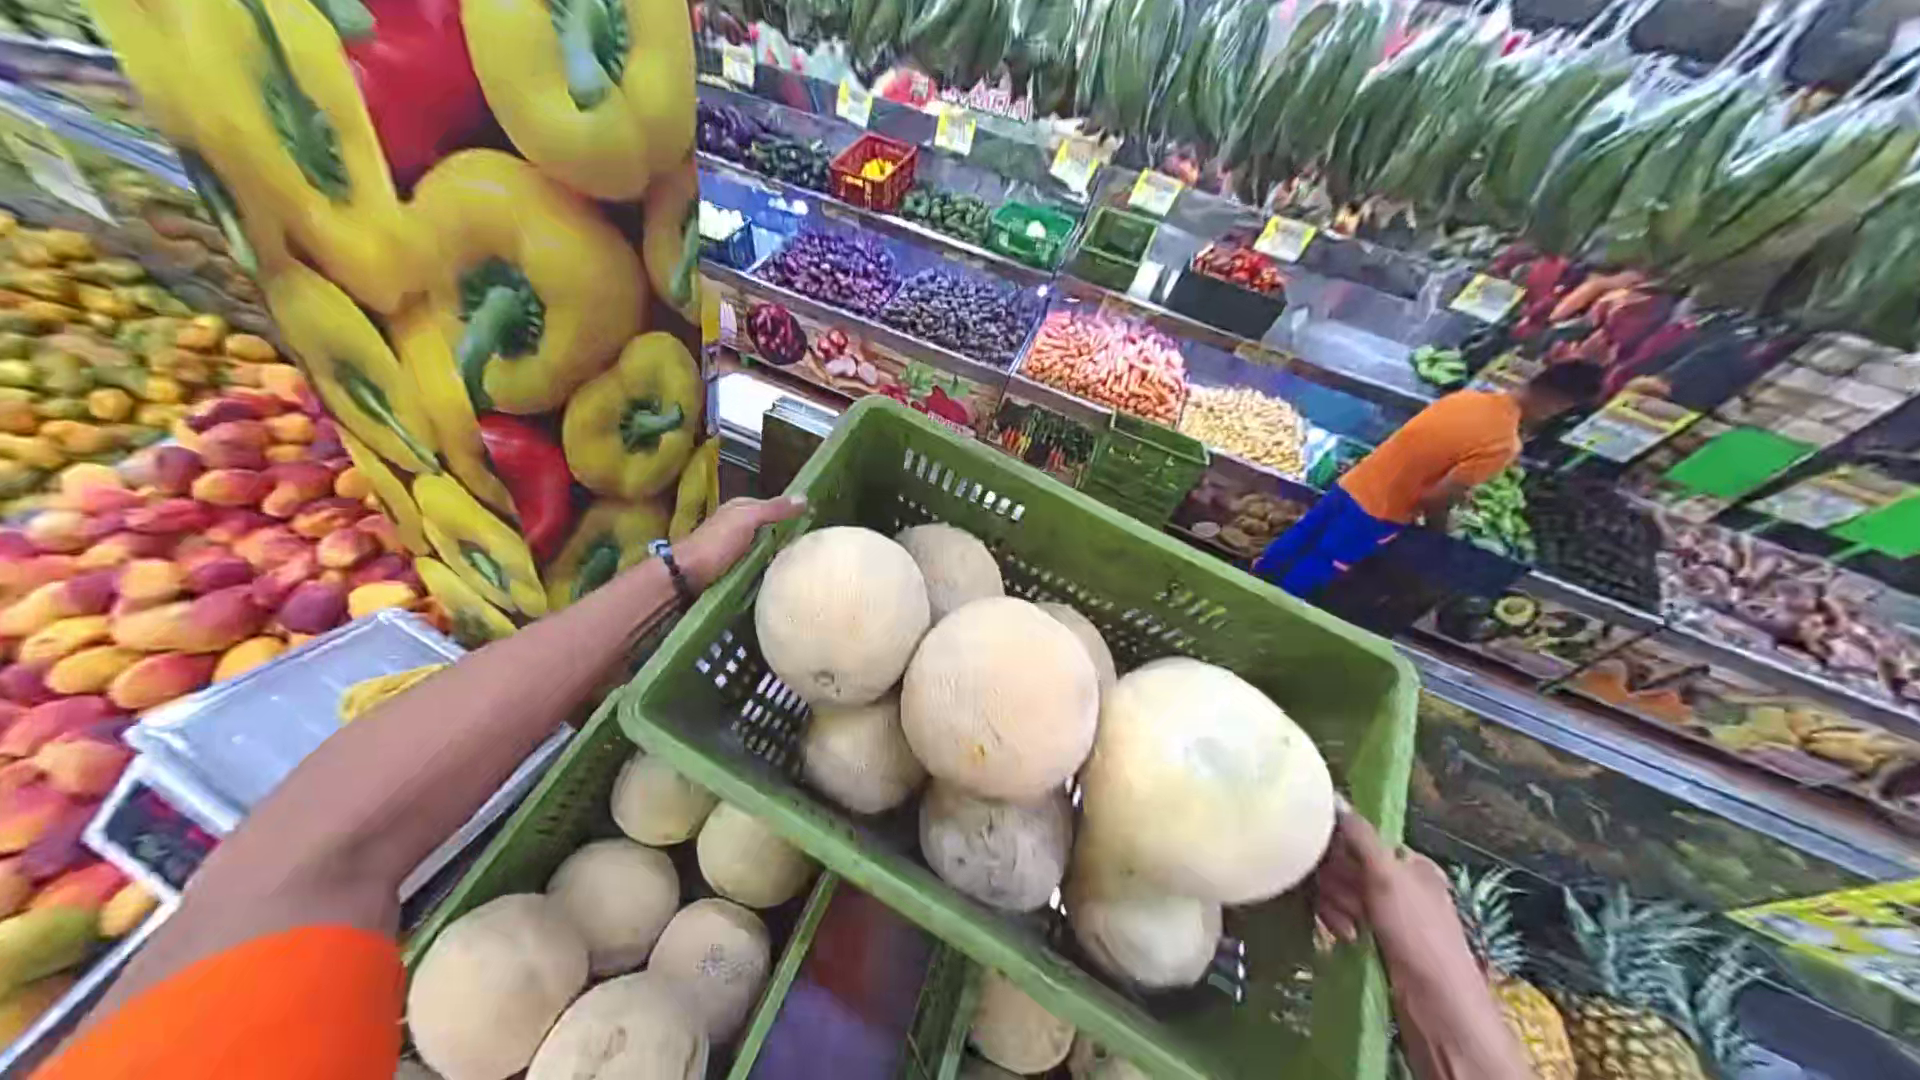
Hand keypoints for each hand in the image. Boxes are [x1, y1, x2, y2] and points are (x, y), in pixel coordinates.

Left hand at [675, 495, 806, 588]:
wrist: (687, 576)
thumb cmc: (717, 543)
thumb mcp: (747, 519)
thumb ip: (774, 509)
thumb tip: (805, 497)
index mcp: (740, 507)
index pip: (774, 505)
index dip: (791, 513)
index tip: (813, 524)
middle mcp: (738, 522)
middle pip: (771, 526)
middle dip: (786, 534)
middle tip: (809, 545)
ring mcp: (736, 544)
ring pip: (765, 544)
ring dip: (778, 551)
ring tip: (799, 560)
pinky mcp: (734, 564)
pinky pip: (758, 560)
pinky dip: (768, 563)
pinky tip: (779, 571)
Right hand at [1313, 806, 1465, 969]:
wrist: (1438, 1010)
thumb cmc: (1418, 935)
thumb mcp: (1388, 877)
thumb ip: (1360, 835)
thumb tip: (1334, 797)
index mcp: (1411, 863)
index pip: (1361, 837)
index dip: (1340, 845)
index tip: (1328, 858)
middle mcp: (1399, 884)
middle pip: (1346, 862)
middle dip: (1336, 879)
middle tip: (1343, 897)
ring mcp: (1387, 913)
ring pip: (1339, 889)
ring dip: (1335, 904)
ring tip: (1346, 924)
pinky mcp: (1375, 937)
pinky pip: (1340, 914)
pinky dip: (1338, 922)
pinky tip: (1346, 937)